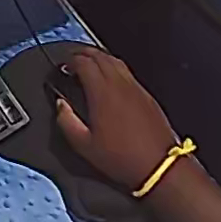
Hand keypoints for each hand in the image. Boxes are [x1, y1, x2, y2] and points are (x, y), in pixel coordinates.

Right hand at [54, 49, 181, 191]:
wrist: (160, 167)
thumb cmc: (121, 158)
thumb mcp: (84, 145)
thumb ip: (66, 121)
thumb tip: (60, 106)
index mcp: (102, 93)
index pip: (84, 63)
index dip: (70, 60)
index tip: (63, 65)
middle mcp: (120, 85)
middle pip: (100, 56)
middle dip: (84, 54)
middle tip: (73, 59)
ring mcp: (136, 88)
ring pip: (116, 61)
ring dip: (100, 58)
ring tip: (90, 63)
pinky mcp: (147, 96)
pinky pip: (128, 72)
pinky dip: (114, 67)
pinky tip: (110, 78)